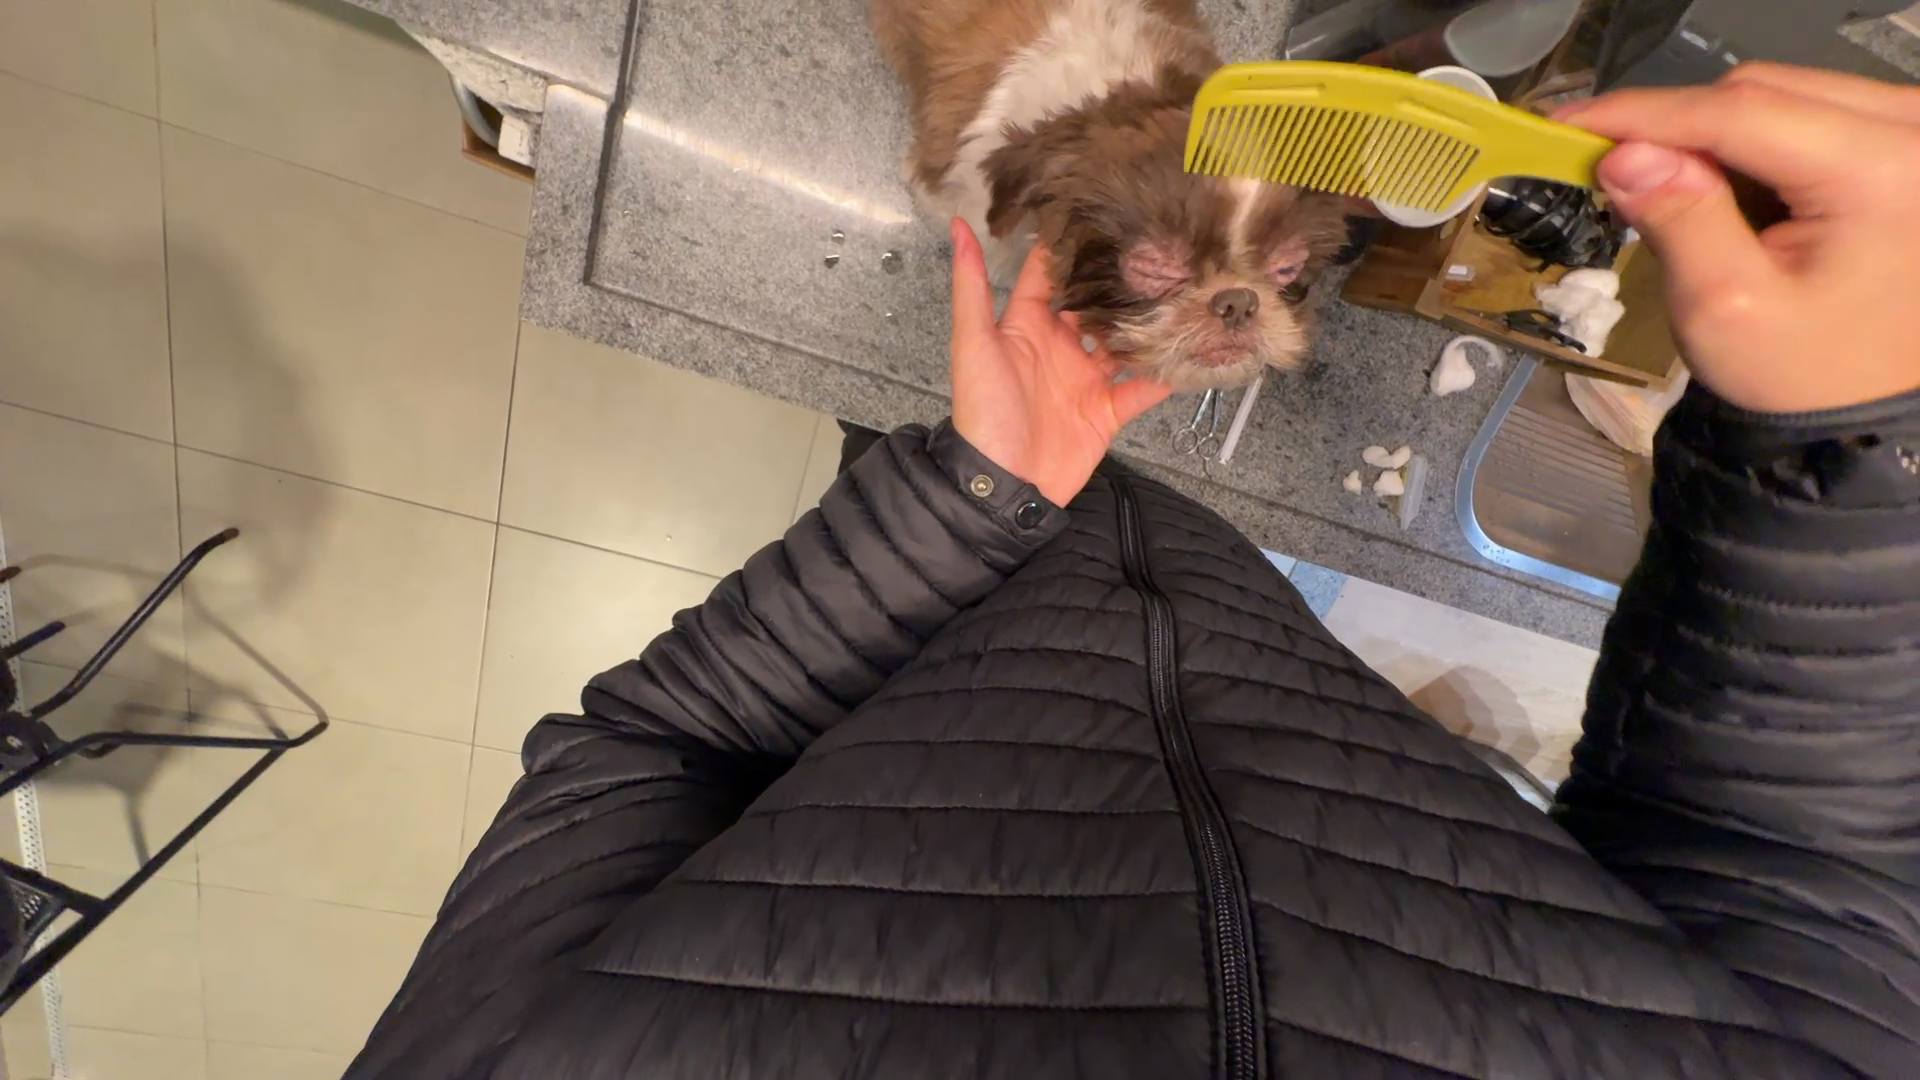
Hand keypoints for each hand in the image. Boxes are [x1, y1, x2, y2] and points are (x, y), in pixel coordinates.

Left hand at [948, 219, 1172, 504]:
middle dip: (1122, 280)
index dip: (1070, 245)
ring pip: (1125, 342)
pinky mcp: (1107, 412)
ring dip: (1149, 322)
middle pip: (1096, 305)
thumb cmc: (983, 413)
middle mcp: (1060, 348)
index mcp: (1026, 327)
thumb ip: (972, 287)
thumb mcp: (974, 344)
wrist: (1005, 485)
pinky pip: (1142, 388)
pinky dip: (1165, 374)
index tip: (1102, 208)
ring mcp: (1086, 380)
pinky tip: (1193, 349)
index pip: (1048, 275)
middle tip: (1161, 245)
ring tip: (1186, 288)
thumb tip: (957, 226)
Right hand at [1558, 64, 1919, 412]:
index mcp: (1882, 167)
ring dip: (1694, 136)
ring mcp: (1908, 132)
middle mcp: (1913, 128)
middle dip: (1665, 124)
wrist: (1857, 395)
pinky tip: (1698, 189)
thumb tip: (1621, 156)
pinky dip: (1727, 147)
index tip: (1562, 125)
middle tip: (1590, 164)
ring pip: (1773, 97)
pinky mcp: (1892, 146)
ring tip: (1643, 187)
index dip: (1641, 113)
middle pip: (1759, 91)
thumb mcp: (1720, 301)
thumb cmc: (1790, 363)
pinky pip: (1792, 119)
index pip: (1738, 113)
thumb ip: (1678, 219)